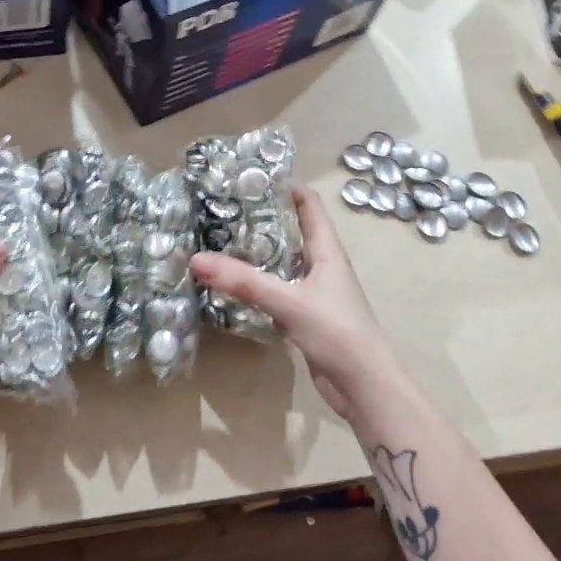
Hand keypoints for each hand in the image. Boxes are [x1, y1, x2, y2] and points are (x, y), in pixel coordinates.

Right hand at [190, 186, 401, 417]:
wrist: (365, 385)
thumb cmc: (337, 332)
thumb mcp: (289, 301)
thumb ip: (244, 282)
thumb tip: (196, 260)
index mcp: (327, 251)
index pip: (309, 205)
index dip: (286, 186)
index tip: (251, 175)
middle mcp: (321, 266)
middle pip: (292, 231)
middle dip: (261, 217)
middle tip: (222, 208)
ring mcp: (314, 293)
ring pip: (282, 263)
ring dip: (257, 253)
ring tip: (219, 241)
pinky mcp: (304, 317)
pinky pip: (276, 291)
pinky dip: (256, 284)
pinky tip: (232, 286)